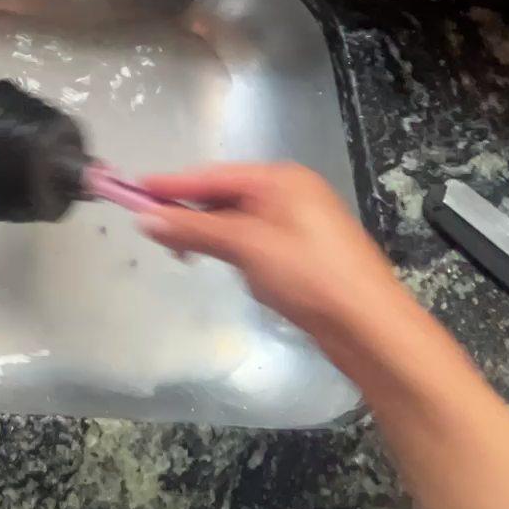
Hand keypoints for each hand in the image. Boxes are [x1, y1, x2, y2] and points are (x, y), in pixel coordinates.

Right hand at [137, 163, 413, 350]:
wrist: (375, 333)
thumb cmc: (311, 277)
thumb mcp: (245, 246)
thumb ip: (193, 229)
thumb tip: (146, 218)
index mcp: (280, 179)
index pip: (211, 175)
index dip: (170, 185)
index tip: (134, 190)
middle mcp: (290, 193)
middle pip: (222, 196)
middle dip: (191, 214)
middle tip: (156, 230)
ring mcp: (298, 223)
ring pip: (236, 221)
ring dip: (212, 237)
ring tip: (188, 254)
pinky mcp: (303, 252)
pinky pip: (253, 241)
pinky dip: (234, 251)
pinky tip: (230, 269)